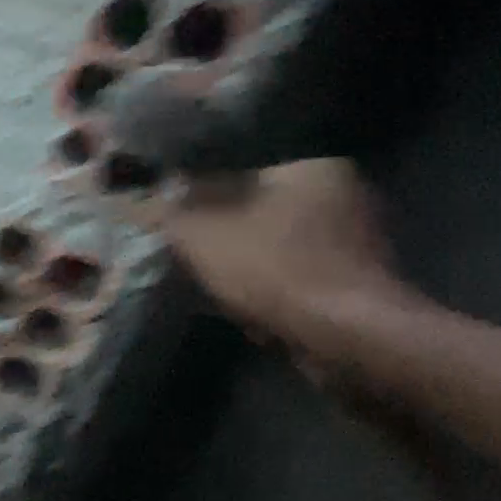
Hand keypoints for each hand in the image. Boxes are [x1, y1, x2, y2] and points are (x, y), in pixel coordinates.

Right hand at [166, 158, 407, 343]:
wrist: (346, 337)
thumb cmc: (272, 268)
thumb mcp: (198, 234)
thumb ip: (167, 211)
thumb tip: (145, 197)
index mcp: (311, 166)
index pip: (236, 163)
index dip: (194, 186)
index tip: (167, 208)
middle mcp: (342, 191)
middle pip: (255, 201)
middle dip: (218, 223)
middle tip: (181, 242)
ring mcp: (355, 235)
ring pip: (272, 236)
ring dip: (240, 253)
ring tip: (205, 272)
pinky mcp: (354, 276)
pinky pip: (292, 266)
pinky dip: (266, 278)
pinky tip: (241, 297)